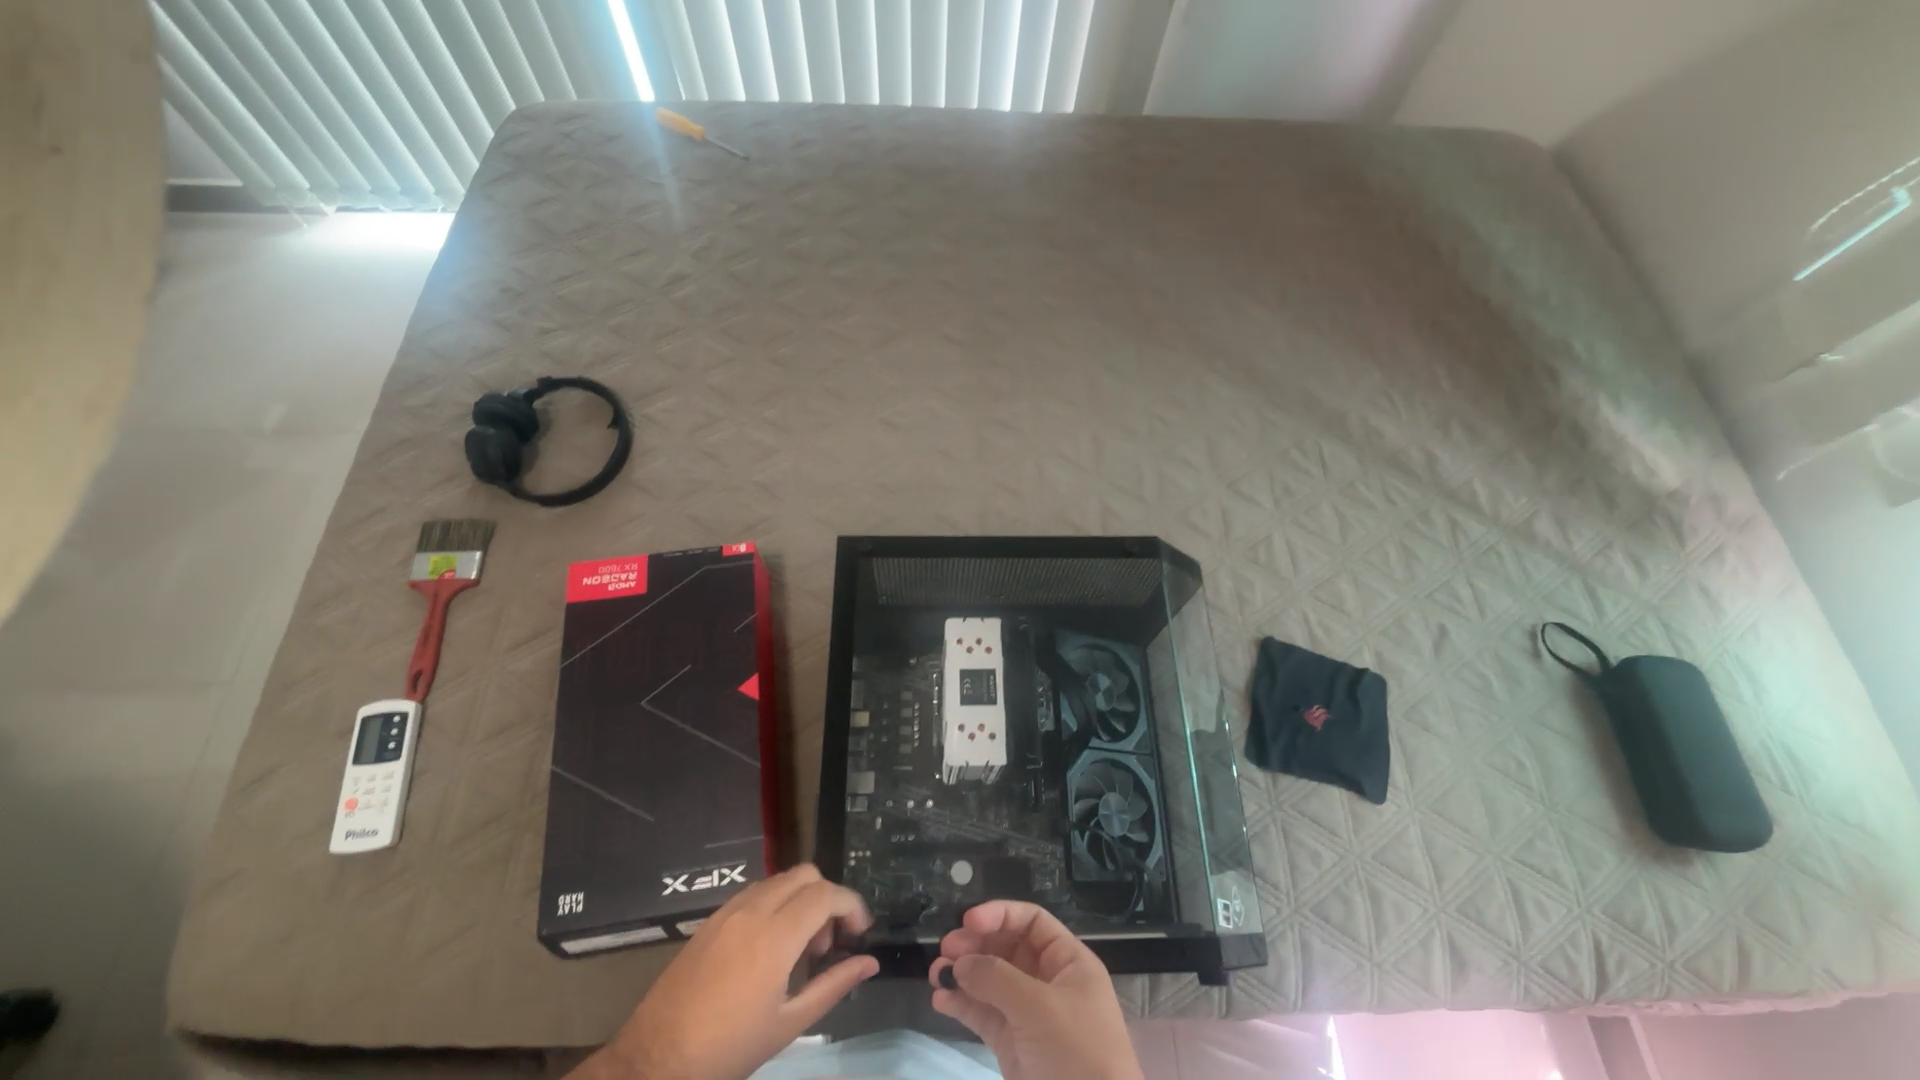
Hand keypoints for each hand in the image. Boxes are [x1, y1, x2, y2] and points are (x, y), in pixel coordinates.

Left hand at [574, 865, 877, 1079]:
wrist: (656, 1059)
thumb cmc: (728, 1048)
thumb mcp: (789, 1024)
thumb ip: (834, 986)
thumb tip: (870, 962)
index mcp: (774, 938)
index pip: (826, 894)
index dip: (852, 906)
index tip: (860, 933)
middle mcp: (751, 912)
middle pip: (805, 874)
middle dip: (828, 898)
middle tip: (828, 943)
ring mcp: (726, 913)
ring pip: (778, 880)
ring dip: (800, 899)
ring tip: (800, 949)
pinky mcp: (708, 922)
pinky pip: (753, 894)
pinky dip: (774, 904)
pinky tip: (769, 947)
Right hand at [929, 901, 1142, 1079]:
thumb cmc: (1076, 1051)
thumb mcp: (1039, 1007)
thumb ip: (996, 978)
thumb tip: (959, 962)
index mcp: (1068, 962)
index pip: (1032, 922)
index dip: (999, 915)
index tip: (967, 921)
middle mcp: (1048, 981)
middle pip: (1006, 948)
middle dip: (975, 945)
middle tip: (945, 949)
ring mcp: (1028, 1013)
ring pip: (990, 981)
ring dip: (962, 974)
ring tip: (935, 974)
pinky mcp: (1012, 1043)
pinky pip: (983, 1013)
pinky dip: (961, 1004)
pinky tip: (940, 1000)